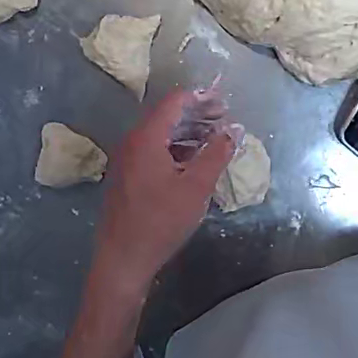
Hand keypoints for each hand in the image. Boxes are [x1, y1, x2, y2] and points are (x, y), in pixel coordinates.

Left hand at [92, 87, 238, 291]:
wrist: (123, 260)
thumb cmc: (161, 221)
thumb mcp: (197, 186)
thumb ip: (217, 153)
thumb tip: (234, 129)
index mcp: (146, 139)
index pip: (174, 102)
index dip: (200, 98)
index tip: (224, 103)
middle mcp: (132, 143)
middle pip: (167, 115)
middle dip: (197, 114)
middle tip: (224, 118)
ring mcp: (127, 160)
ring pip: (161, 134)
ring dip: (188, 131)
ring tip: (215, 138)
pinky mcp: (128, 176)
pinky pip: (154, 150)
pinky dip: (176, 147)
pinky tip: (194, 159)